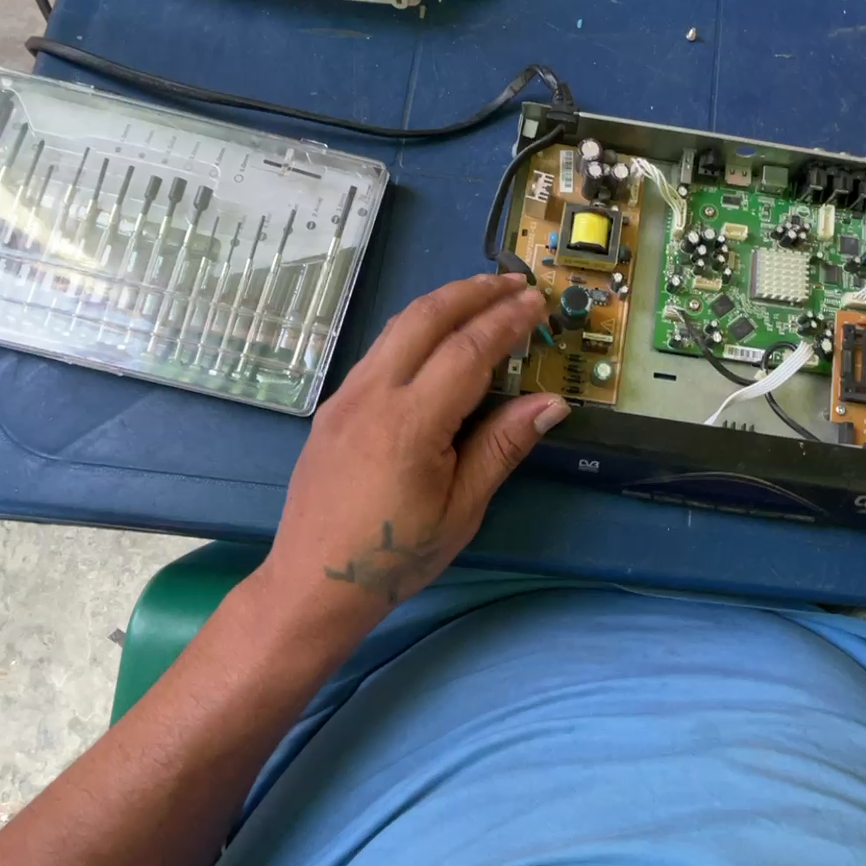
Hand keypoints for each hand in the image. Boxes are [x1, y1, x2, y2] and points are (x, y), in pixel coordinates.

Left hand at [262, 273, 569, 626]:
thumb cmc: (395, 555)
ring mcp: (347, 395)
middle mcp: (373, 394)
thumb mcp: (462, 509)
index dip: (506, 321)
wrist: (312, 582)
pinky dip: (417, 326)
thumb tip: (552, 402)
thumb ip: (503, 446)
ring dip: (443, 302)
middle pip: (426, 317)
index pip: (468, 351)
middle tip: (513, 283)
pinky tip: (437, 336)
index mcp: (411, 423)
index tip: (537, 301)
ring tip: (481, 295)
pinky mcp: (334, 404)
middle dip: (473, 292)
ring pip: (398, 326)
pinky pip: (381, 348)